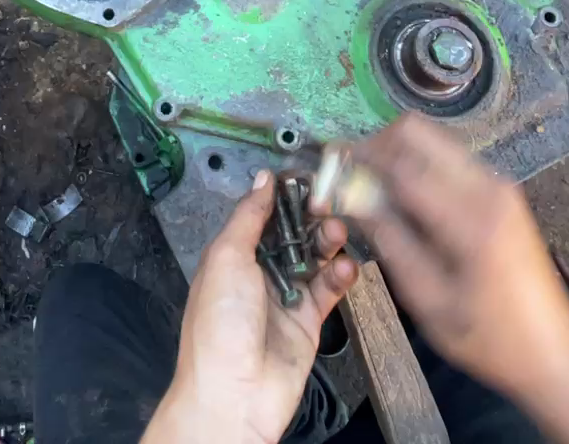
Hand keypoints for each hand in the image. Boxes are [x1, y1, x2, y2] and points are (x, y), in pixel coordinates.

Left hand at [142, 170, 359, 443]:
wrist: (234, 392)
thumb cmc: (220, 319)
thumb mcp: (227, 256)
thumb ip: (249, 216)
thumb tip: (263, 178)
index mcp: (233, 252)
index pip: (261, 214)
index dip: (283, 196)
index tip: (307, 176)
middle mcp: (259, 270)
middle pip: (291, 234)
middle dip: (310, 217)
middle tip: (329, 203)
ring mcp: (285, 295)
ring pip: (313, 258)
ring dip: (327, 241)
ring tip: (338, 231)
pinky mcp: (309, 320)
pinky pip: (328, 290)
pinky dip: (340, 275)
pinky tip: (348, 265)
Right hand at [341, 114, 568, 394]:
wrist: (555, 351)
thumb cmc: (489, 336)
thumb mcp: (428, 300)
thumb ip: (388, 241)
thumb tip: (349, 196)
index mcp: (470, 218)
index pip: (401, 162)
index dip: (358, 158)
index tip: (329, 166)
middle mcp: (486, 186)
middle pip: (415, 130)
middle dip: (374, 145)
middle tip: (351, 174)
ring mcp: (496, 181)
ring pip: (429, 136)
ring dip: (394, 151)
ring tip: (372, 186)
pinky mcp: (497, 186)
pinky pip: (444, 154)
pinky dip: (415, 162)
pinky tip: (403, 196)